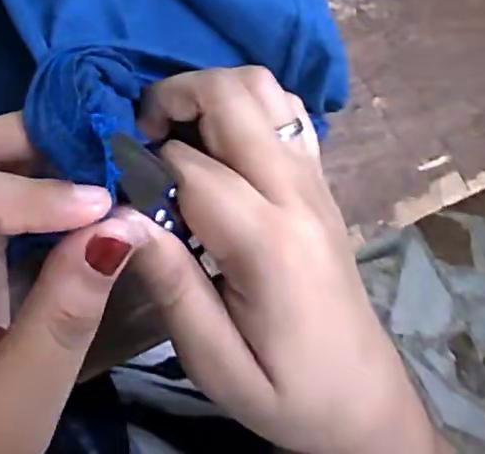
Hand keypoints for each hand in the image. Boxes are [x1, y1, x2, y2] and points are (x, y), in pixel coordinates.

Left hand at [0, 113, 151, 453]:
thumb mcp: (22, 393)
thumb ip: (68, 308)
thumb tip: (123, 225)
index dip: (33, 193)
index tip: (101, 200)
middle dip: (31, 139)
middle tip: (100, 146)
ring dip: (35, 144)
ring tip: (95, 152)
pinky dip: (35, 168)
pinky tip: (75, 172)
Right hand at [127, 67, 441, 453]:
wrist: (366, 400)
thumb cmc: (286, 392)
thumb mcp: (216, 363)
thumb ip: (169, 283)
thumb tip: (118, 216)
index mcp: (268, 242)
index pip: (190, 164)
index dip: (144, 164)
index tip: (126, 190)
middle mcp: (295, 190)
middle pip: (232, 94)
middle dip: (174, 96)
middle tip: (144, 134)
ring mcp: (313, 173)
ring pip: (261, 83)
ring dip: (209, 90)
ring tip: (180, 129)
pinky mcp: (318, 171)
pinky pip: (283, 103)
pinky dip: (243, 99)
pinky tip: (222, 137)